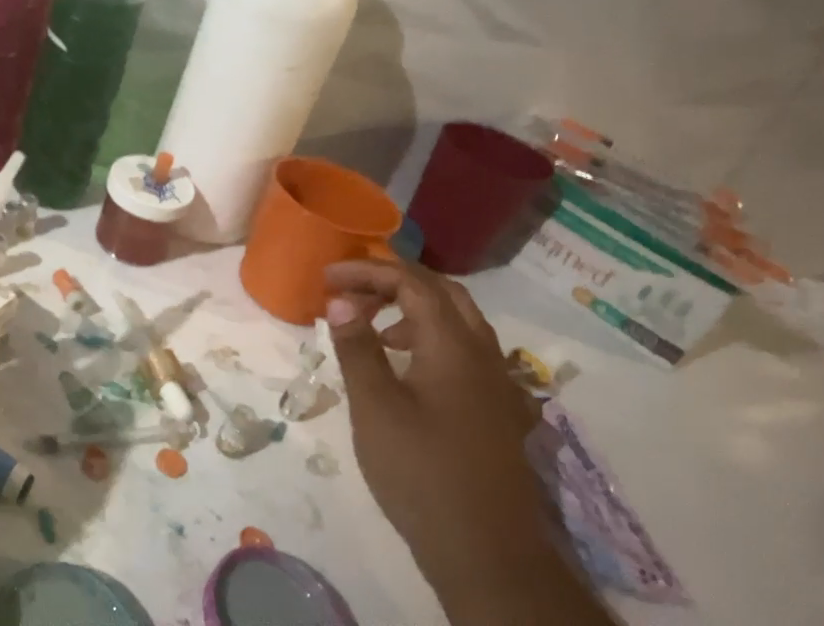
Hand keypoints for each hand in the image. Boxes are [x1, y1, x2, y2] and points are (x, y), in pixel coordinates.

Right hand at [325, 258, 612, 625]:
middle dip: (395, 281)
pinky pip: (466, 351)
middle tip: (351, 289)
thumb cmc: (420, 472)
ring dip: (414, 308)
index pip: (413, 284)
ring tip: (372, 324)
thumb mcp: (374, 407)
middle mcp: (484, 354)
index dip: (368, 271)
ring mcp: (497, 384)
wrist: (486, 551)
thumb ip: (358, 347)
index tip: (326, 277)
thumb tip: (341, 299)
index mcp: (454, 346)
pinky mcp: (497, 410)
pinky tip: (405, 366)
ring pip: (459, 322)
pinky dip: (431, 337)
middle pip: (444, 294)